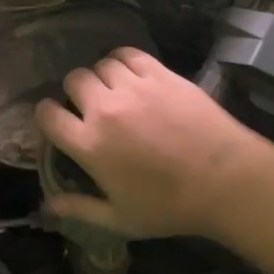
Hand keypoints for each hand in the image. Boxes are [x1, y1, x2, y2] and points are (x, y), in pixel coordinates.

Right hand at [35, 46, 273, 239]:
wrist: (226, 181)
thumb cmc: (171, 206)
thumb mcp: (122, 220)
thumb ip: (81, 209)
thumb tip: (49, 206)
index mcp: (90, 145)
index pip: (48, 115)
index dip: (47, 114)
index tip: (57, 119)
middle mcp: (104, 110)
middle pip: (73, 80)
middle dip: (76, 91)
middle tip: (90, 104)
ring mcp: (133, 88)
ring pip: (101, 64)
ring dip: (102, 76)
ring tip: (114, 88)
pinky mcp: (160, 74)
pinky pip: (129, 54)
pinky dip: (123, 60)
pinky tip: (131, 73)